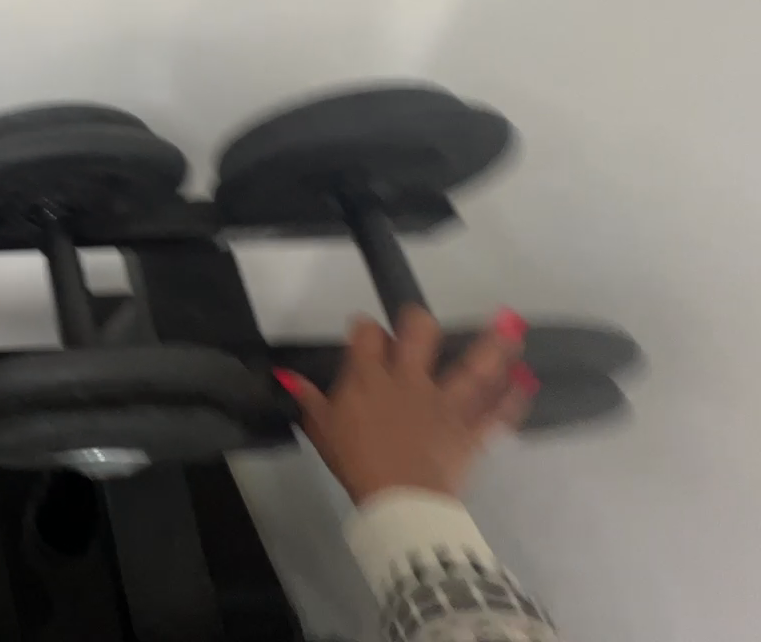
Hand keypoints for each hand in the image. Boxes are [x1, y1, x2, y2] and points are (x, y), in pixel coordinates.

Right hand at [278, 306, 537, 505]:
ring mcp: (446, 404)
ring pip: (472, 369)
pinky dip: (513, 398)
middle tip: (419, 315)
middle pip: (419, 338)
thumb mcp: (320, 427)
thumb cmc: (354, 459)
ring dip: (491, 348)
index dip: (364, 326)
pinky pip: (498, 413)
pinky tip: (526, 381)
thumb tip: (287, 376)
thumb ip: (307, 397)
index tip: (363, 327)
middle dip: (418, 321)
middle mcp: (409, 381)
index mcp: (368, 377)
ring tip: (507, 328)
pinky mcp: (472, 431)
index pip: (366, 336)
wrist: (400, 499)